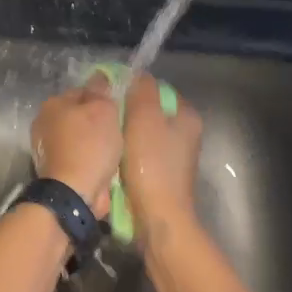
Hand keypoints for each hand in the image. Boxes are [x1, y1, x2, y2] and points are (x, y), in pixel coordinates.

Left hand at [30, 73, 122, 215]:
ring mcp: (48, 147)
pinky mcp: (55, 169)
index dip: (103, 98)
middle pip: (80, 115)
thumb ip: (101, 91)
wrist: (74, 192)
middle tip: (121, 130)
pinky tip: (106, 165)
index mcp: (53, 104)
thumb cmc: (89, 145)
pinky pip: (80, 157)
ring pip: (80, 137)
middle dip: (99, 122)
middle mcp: (45, 122)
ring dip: (96, 143)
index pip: (82, 92)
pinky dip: (91, 160)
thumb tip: (100, 75)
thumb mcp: (102, 110)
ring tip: (117, 150)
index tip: (121, 110)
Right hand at [120, 72, 203, 229]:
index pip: (156, 89)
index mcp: (186, 115)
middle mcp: (185, 133)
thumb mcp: (144, 117)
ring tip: (106, 137)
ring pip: (142, 133)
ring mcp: (174, 155)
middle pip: (149, 111)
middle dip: (126, 113)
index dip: (132, 89)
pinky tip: (113, 157)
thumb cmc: (151, 163)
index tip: (110, 96)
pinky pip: (140, 153)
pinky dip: (126, 153)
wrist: (157, 216)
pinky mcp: (162, 174)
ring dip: (124, 134)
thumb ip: (142, 90)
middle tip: (105, 117)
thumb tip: (137, 75)